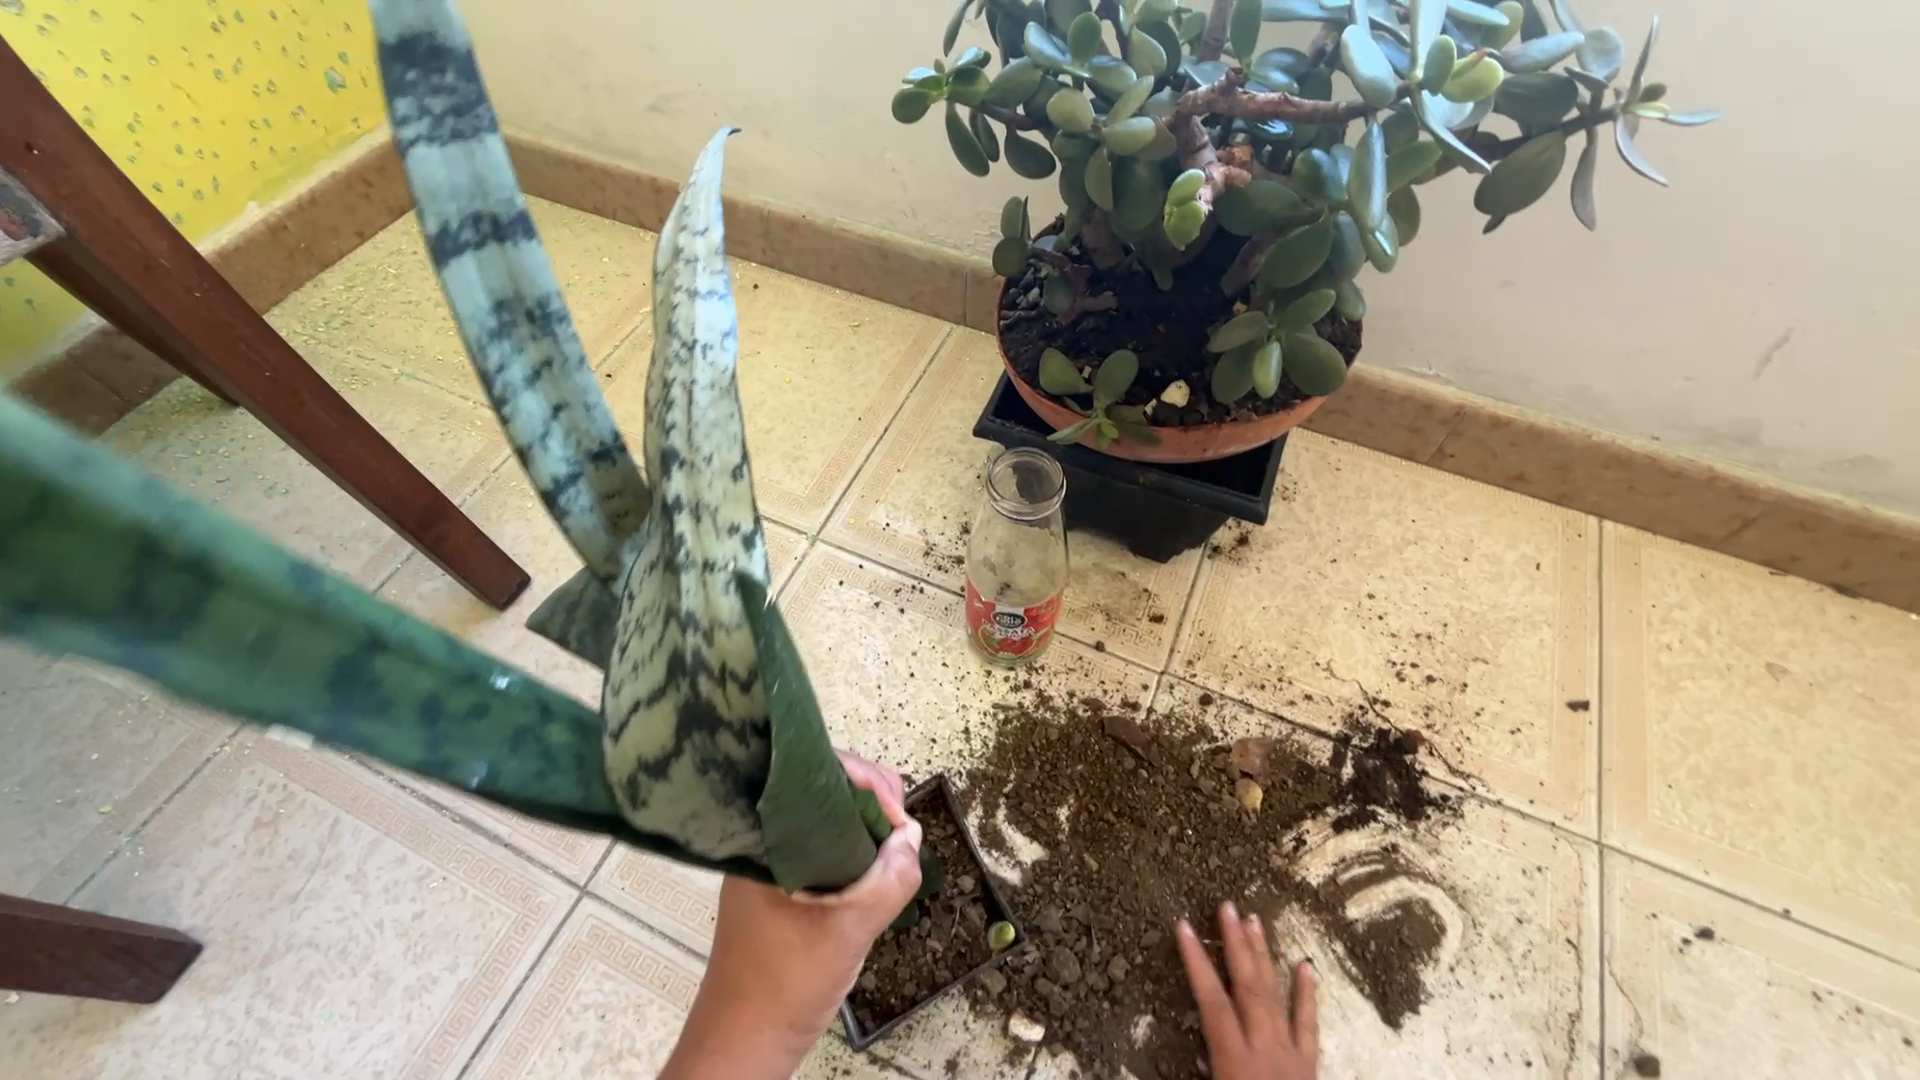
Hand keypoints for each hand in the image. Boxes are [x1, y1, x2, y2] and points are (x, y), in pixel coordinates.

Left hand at [660, 750, 923, 1079]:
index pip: (819, 772)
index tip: (898, 819)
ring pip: (830, 817)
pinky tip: (875, 868)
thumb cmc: (784, 984)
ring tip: (894, 848)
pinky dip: (855, 848)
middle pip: (827, 788)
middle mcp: (766, 835)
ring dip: (867, 826)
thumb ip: (889, 879)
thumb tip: (911, 837)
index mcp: (766, 833)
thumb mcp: (849, 929)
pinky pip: (825, 844)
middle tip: (902, 833)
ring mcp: (774, 857)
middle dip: (873, 800)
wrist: (744, 1044)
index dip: (866, 781)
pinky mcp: (784, 880)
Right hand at [1176, 902, 1319, 1079]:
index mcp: (1235, 1061)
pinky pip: (1309, 1026)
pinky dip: (1307, 995)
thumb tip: (1153, 1061)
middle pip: (1248, 986)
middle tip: (1227, 905)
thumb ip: (1193, 1070)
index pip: (1211, 1000)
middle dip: (1235, 944)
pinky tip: (1306, 966)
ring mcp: (1291, 1057)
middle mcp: (1265, 1050)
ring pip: (1275, 996)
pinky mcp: (1309, 1068)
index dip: (1196, 962)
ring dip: (1264, 956)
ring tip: (1254, 920)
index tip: (1183, 926)